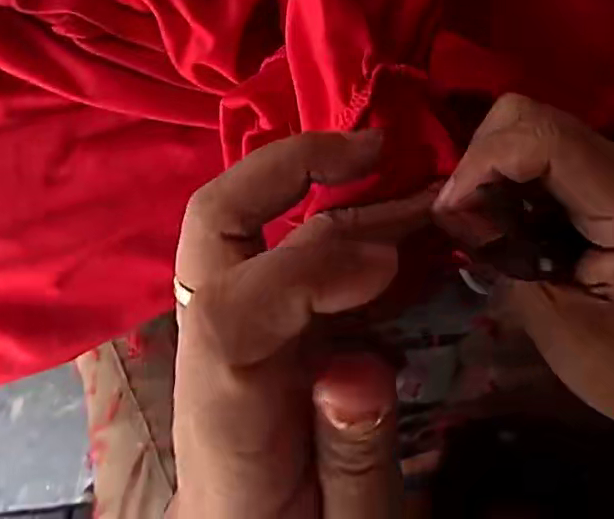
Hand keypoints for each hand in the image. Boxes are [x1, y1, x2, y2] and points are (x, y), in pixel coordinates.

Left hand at [172, 129, 427, 517]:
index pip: (232, 316)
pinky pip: (285, 241)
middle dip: (286, 166)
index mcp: (221, 418)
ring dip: (325, 180)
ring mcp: (231, 318)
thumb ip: (353, 464)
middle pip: (212, 224)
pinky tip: (391, 211)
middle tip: (370, 149)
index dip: (311, 270)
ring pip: (250, 218)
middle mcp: (211, 347)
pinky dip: (337, 211)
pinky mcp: (259, 311)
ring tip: (403, 174)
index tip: (388, 263)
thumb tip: (357, 366)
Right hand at [433, 94, 613, 448]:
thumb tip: (451, 212)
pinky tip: (502, 215)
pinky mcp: (602, 179)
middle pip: (532, 116)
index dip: (486, 159)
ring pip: (530, 124)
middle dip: (483, 156)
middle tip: (463, 214)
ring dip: (490, 163)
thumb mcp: (567, 334)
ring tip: (478, 217)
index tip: (451, 209)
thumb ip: (506, 262)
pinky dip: (506, 172)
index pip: (547, 138)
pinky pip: (539, 149)